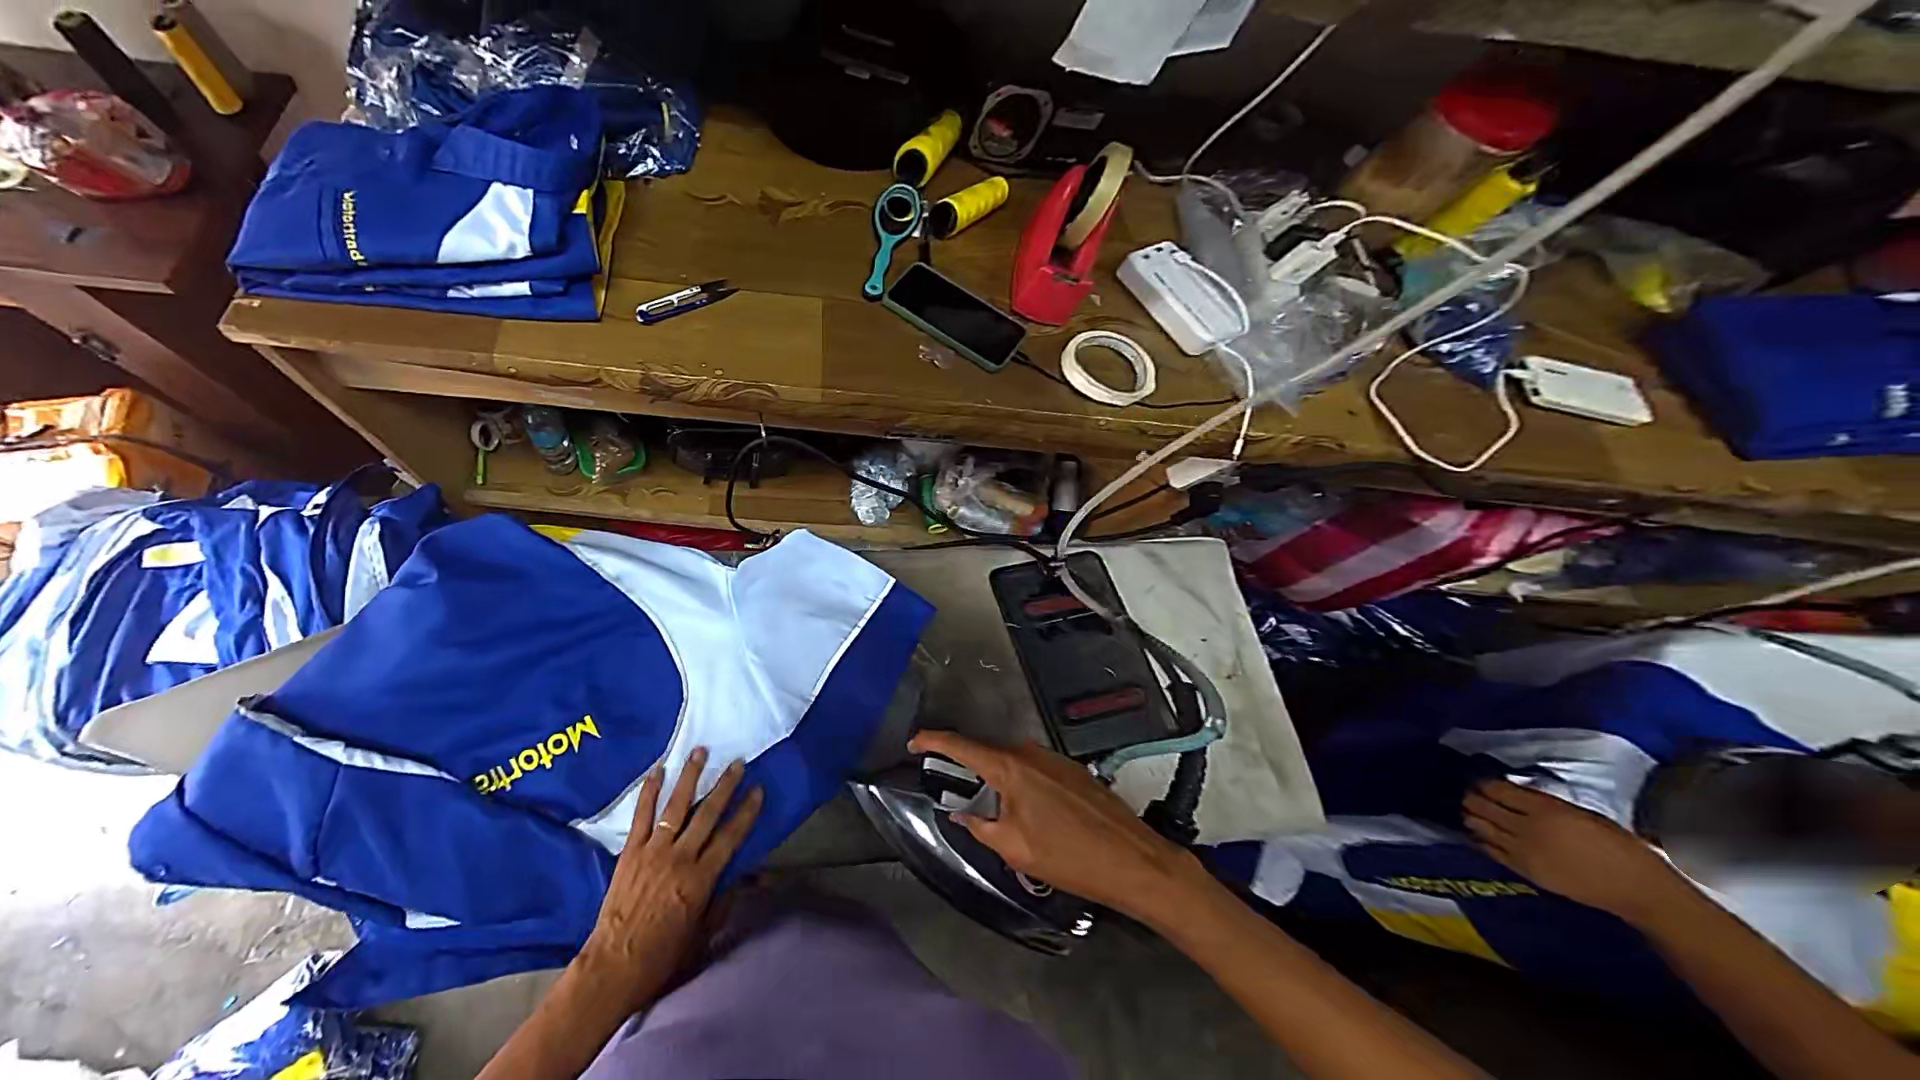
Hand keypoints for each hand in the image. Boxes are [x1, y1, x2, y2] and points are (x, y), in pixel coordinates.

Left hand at [579, 747, 762, 1011]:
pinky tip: (657, 771)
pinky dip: (649, 791)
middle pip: (708, 813)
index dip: (747, 811)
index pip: (731, 836)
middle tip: (737, 763)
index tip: (759, 790)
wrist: (613, 968)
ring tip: (700, 752)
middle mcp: (680, 859)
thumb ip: (725, 902)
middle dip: (725, 786)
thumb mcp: (704, 934)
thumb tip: (749, 880)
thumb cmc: (663, 957)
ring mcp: (653, 852)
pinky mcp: (630, 853)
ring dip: (690, 776)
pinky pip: (641, 816)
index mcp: (702, 879)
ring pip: (677, 806)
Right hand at [907, 730, 1200, 921]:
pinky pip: (1035, 772)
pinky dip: (1024, 789)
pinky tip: (1035, 819)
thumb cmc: (1070, 857)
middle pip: (988, 757)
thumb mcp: (1013, 848)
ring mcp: (1055, 759)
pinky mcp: (1073, 770)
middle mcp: (1032, 753)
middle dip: (972, 778)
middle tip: (964, 806)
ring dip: (1002, 787)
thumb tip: (963, 814)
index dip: (933, 741)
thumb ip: (979, 826)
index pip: (961, 746)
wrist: (1131, 861)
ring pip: (1013, 766)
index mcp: (1011, 768)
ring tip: (1008, 823)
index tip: (915, 741)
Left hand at [1462, 779, 1686, 924]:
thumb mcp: (1581, 813)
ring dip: (1470, 816)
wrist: (1636, 887)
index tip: (1477, 779)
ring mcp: (1522, 850)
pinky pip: (1490, 850)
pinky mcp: (1524, 870)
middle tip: (1467, 793)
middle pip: (1483, 806)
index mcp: (1544, 809)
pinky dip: (1478, 839)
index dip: (1483, 782)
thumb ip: (1546, 803)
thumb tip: (1519, 796)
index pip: (1498, 789)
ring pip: (1481, 826)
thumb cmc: (1619, 845)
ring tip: (1466, 810)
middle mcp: (1526, 827)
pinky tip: (1473, 833)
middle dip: (1471, 797)